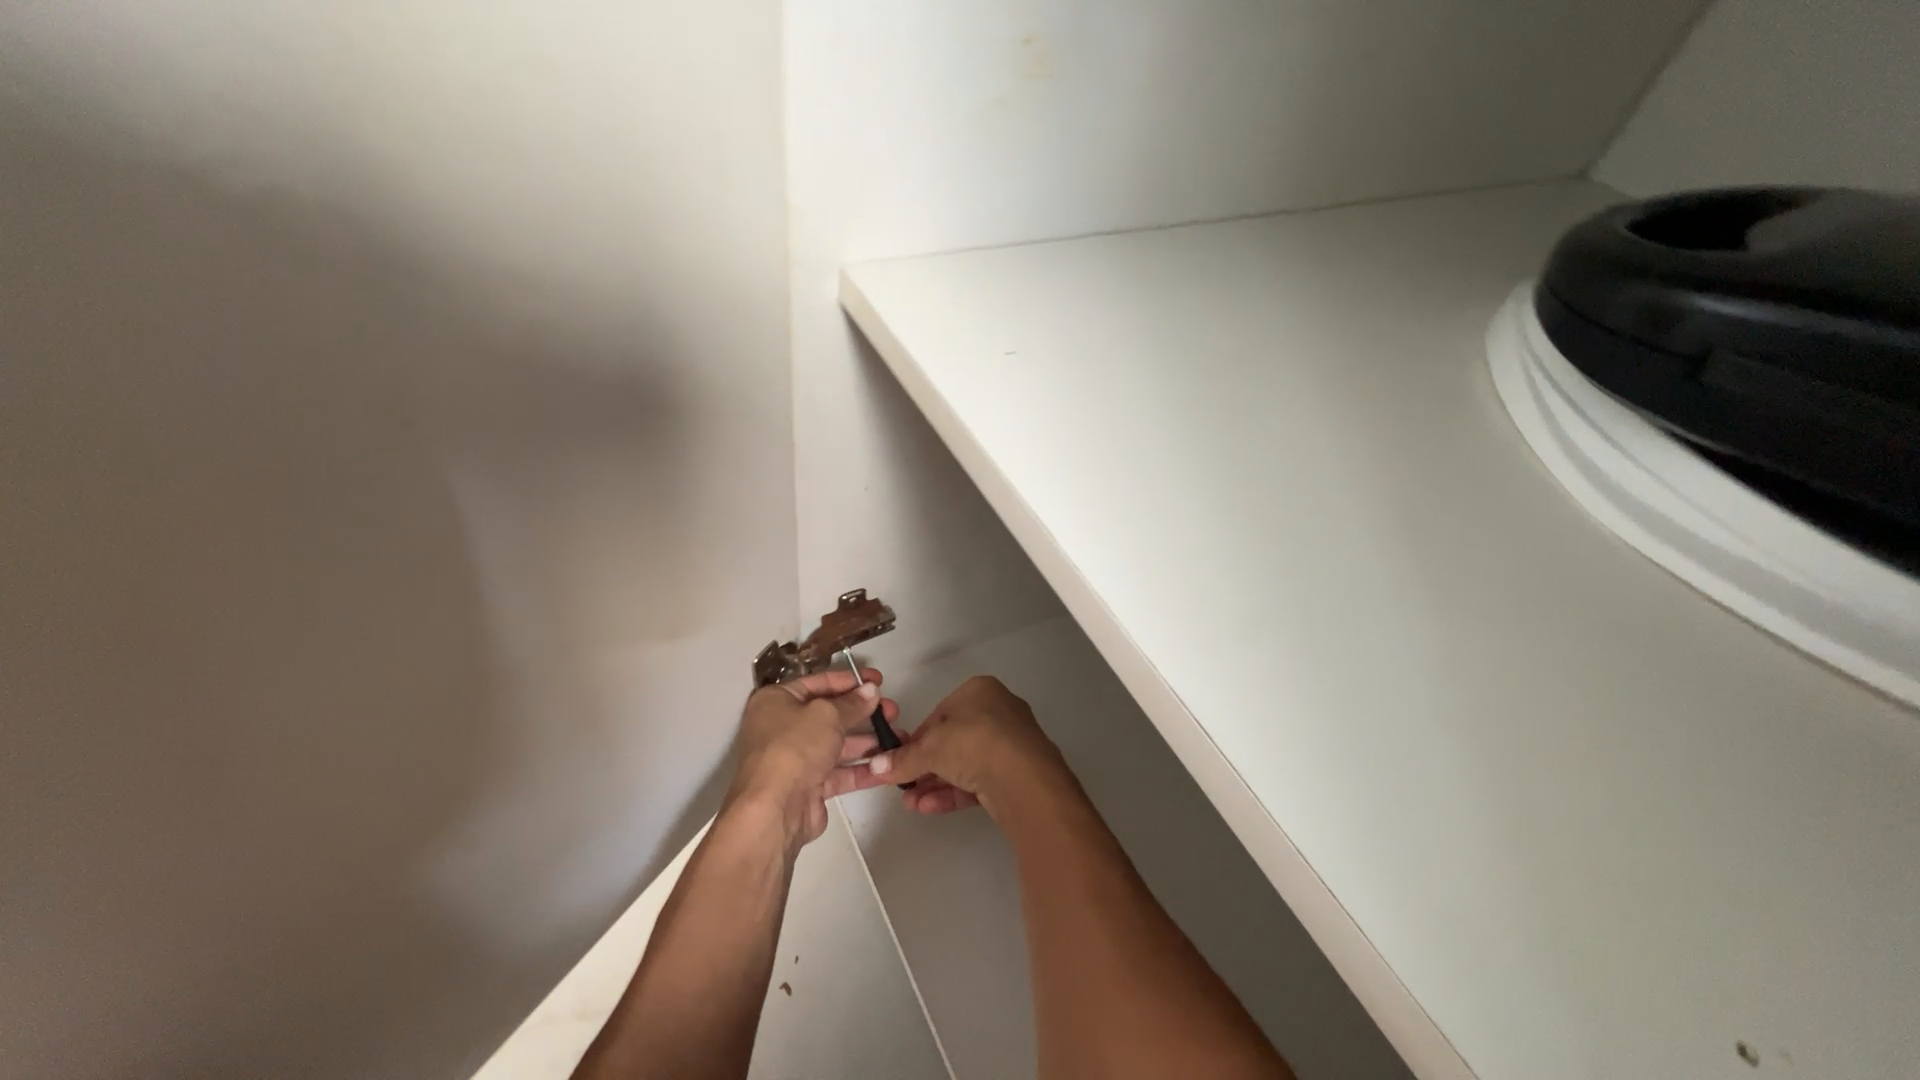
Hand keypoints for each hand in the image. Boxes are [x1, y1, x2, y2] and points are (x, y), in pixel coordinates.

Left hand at [725, 669, 899, 847]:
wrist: (776, 809)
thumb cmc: (795, 747)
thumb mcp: (827, 714)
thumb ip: (853, 703)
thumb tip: (872, 690)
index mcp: (777, 701)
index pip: (818, 683)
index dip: (849, 680)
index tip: (878, 680)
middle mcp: (783, 727)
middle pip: (830, 714)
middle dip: (863, 712)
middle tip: (892, 711)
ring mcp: (796, 759)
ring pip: (837, 744)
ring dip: (867, 741)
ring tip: (898, 737)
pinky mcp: (809, 786)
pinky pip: (840, 772)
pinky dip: (862, 769)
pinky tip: (888, 765)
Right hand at [867, 676, 1067, 818]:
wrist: (1023, 779)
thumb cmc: (973, 744)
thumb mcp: (930, 748)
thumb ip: (903, 759)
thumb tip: (876, 767)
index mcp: (979, 692)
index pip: (939, 714)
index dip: (916, 739)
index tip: (899, 759)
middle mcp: (998, 712)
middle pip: (952, 741)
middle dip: (924, 766)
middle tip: (903, 786)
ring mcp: (1010, 745)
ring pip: (965, 764)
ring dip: (935, 784)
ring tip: (911, 803)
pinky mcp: (1016, 774)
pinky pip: (979, 781)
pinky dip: (954, 793)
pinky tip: (928, 808)